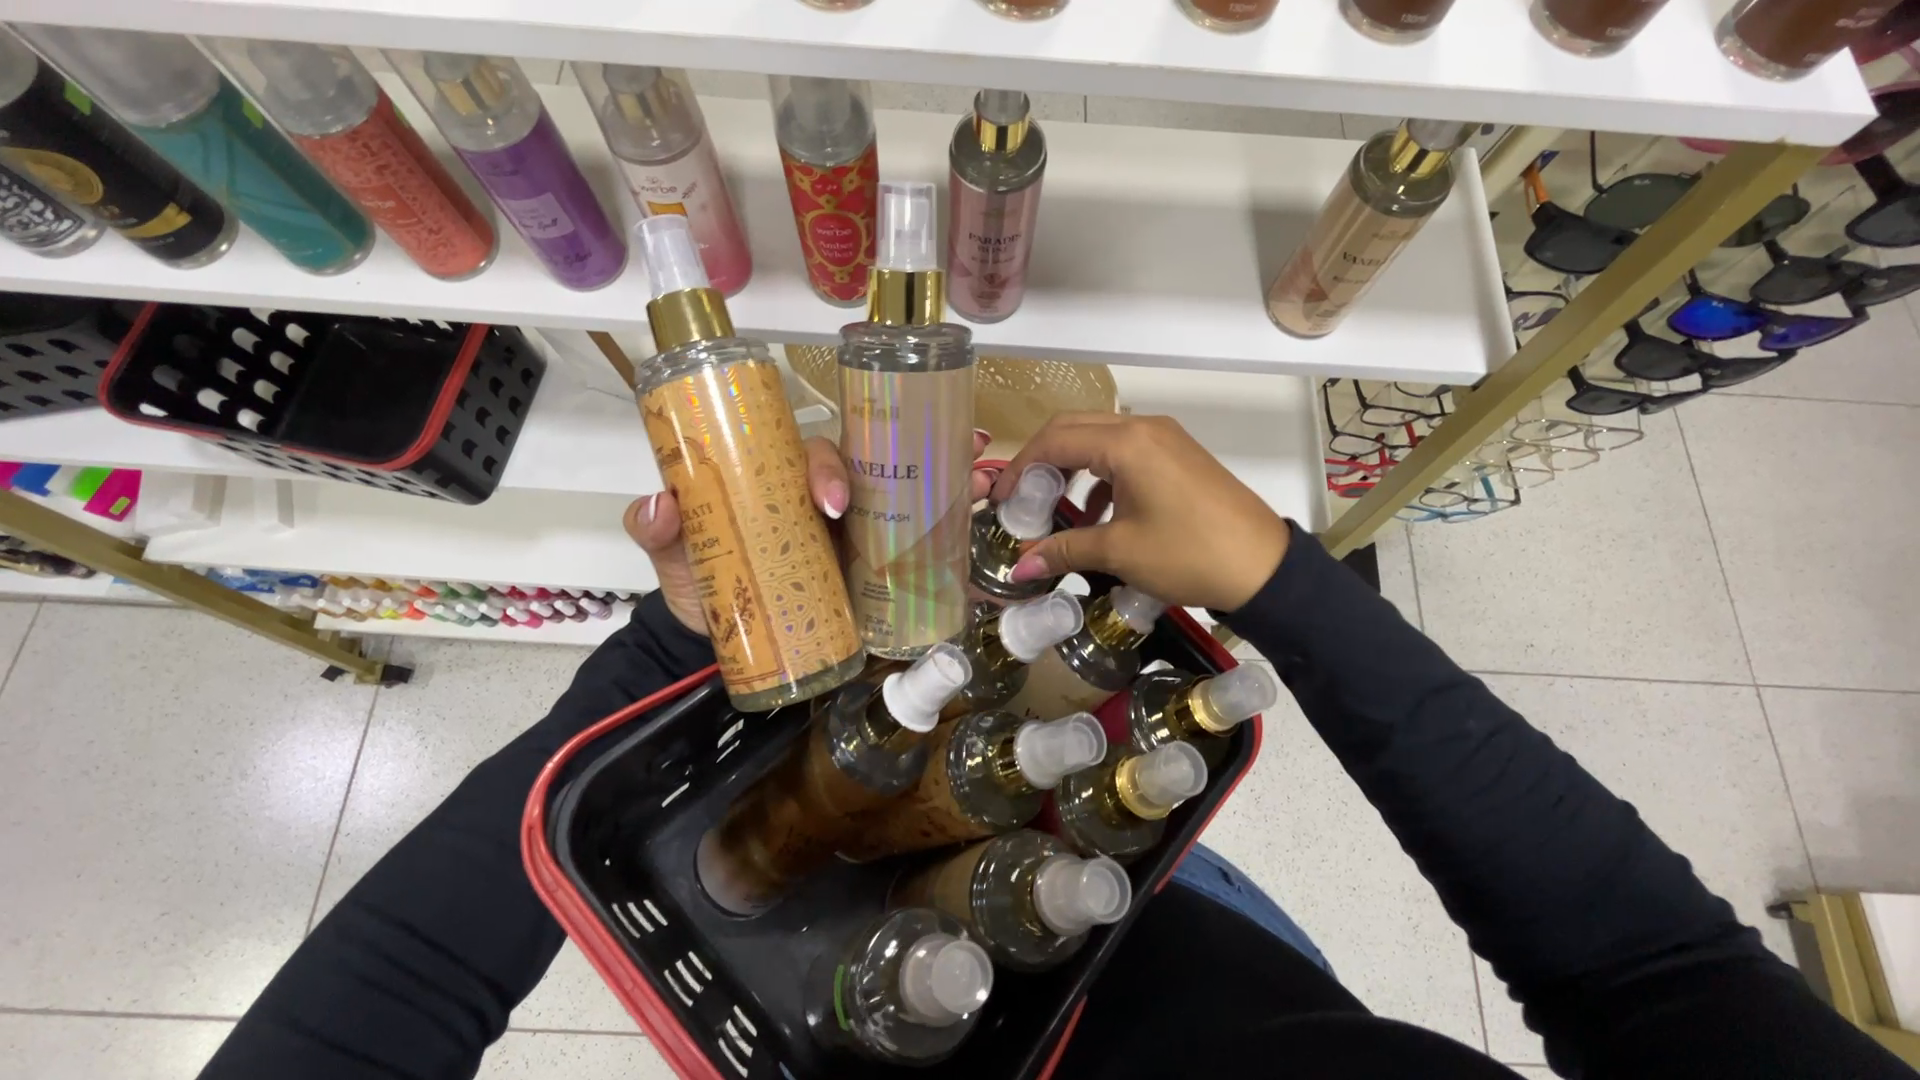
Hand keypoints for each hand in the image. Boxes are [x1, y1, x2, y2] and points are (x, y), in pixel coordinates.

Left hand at [628, 430, 996, 635]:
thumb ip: (657, 531)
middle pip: (868, 468)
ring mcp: (850, 531)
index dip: (827, 467)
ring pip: (899, 494)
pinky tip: (977, 511)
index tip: (830, 502)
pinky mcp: (869, 566)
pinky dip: (944, 524)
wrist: (719, 642)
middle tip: (948, 464)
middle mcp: (819, 497)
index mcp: (778, 481)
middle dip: (910, 458)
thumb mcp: (676, 557)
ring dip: (944, 477)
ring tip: (982, 475)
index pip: (810, 456)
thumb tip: (659, 505)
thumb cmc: (699, 583)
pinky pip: (907, 539)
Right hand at [992, 413, 1289, 611]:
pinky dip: (1100, 474)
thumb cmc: (1188, 555)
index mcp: (1125, 443)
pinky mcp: (1178, 454)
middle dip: (1040, 461)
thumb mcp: (1120, 552)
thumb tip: (1020, 567)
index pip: (1054, 440)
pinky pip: (1125, 452)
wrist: (1263, 567)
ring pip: (1099, 438)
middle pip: (1073, 428)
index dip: (1019, 468)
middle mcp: (1142, 428)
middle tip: (1020, 499)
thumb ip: (1065, 549)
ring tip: (1053, 507)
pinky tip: (1096, 513)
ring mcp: (1164, 438)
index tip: (999, 500)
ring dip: (1070, 466)